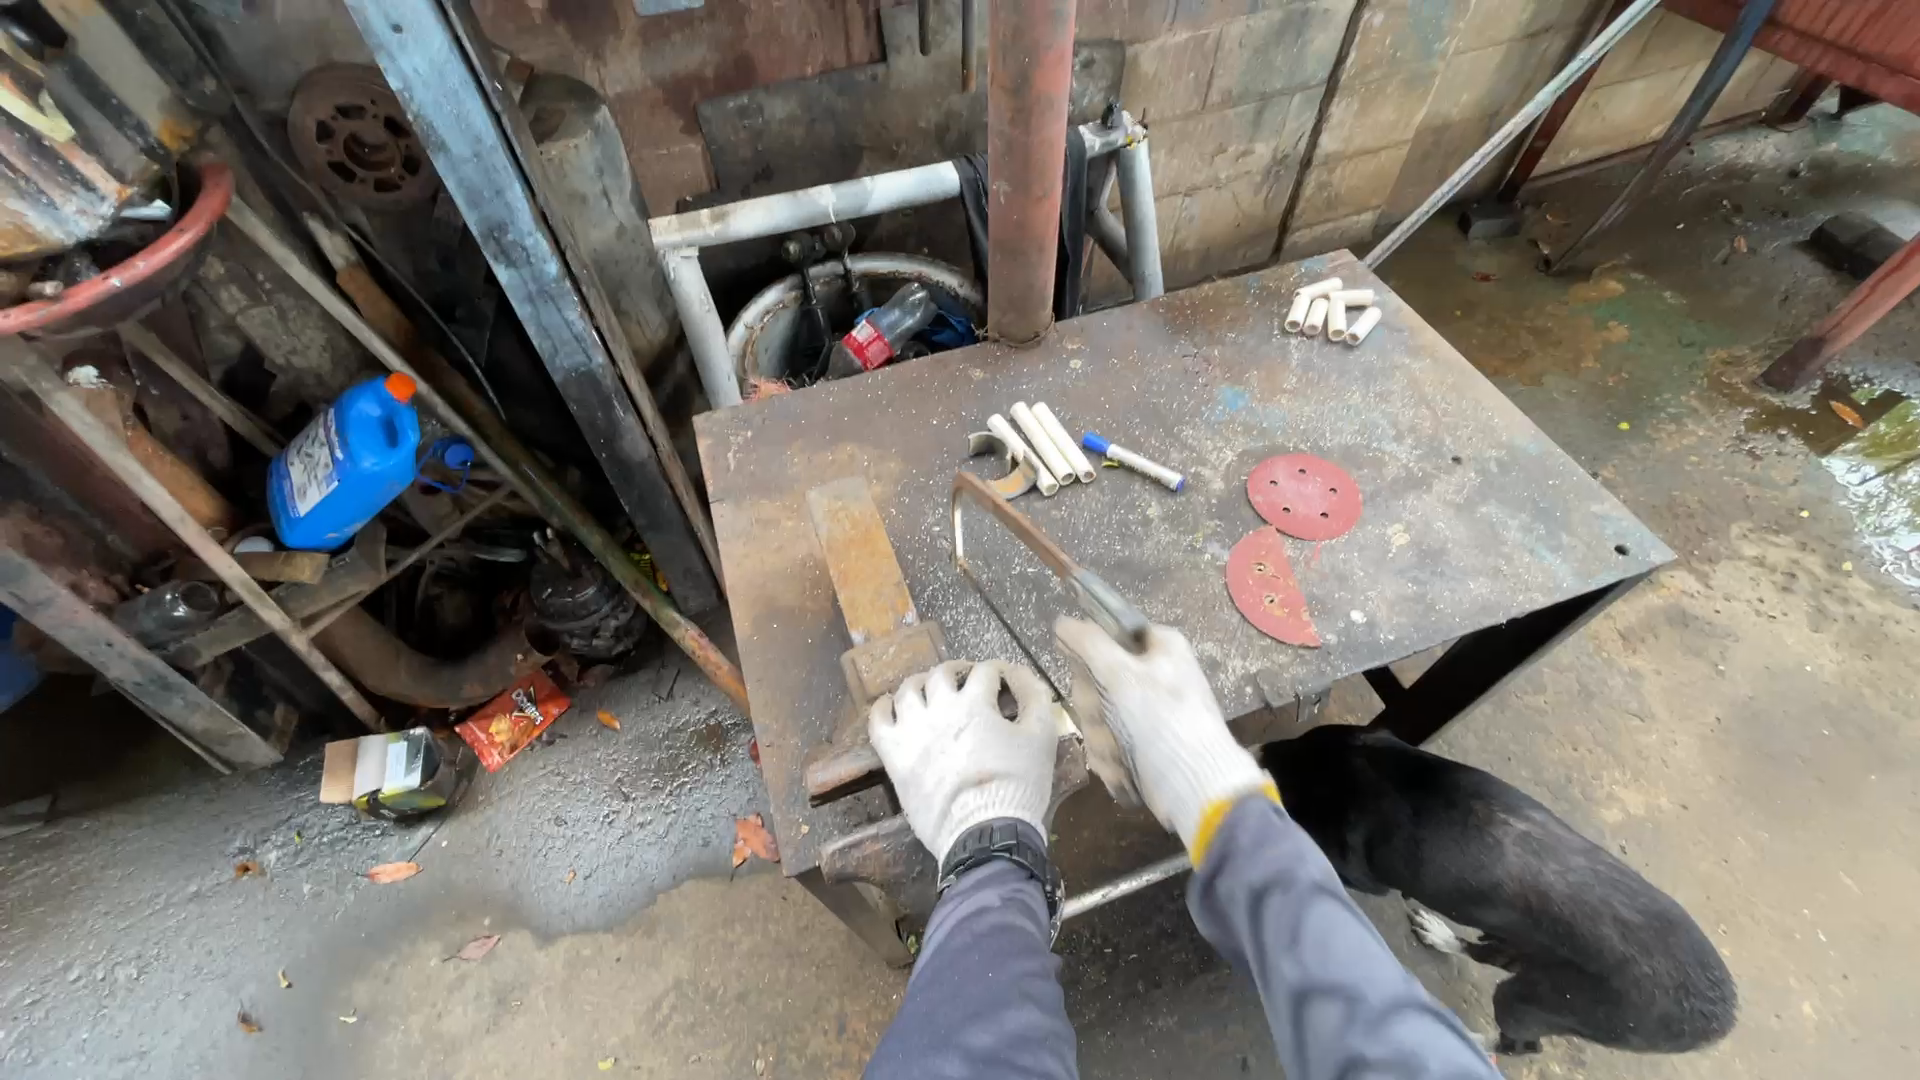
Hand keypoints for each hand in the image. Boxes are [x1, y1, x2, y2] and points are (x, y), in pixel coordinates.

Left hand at [868, 659, 1059, 862]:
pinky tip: (893, 707)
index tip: (1003, 681)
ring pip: (908, 690)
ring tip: (931, 691)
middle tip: (967, 683)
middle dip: (958, 672)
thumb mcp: (1041, 737)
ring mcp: (911, 731)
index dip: (997, 672)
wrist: (985, 834)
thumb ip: (1035, 698)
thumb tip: (1020, 673)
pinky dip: (884, 707)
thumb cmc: (1017, 784)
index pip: (985, 670)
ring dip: (922, 684)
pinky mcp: (894, 756)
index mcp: (974, 702)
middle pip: (942, 673)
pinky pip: (878, 720)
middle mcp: (938, 708)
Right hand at [1054, 618, 1273, 861]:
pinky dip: (1112, 757)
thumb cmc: (1162, 722)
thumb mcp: (1121, 674)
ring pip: (1098, 714)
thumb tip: (1062, 623)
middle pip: (1096, 678)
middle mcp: (1154, 675)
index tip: (1088, 673)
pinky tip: (1124, 768)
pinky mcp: (1142, 743)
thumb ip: (1087, 643)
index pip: (1109, 636)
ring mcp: (1148, 712)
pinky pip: (1108, 740)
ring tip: (1121, 752)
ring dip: (1103, 737)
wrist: (1196, 788)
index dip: (1092, 656)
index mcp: (1160, 647)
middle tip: (1109, 718)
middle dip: (1096, 708)